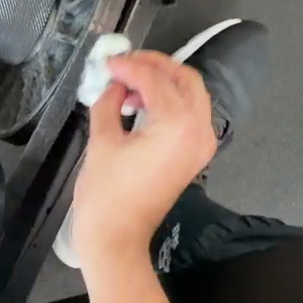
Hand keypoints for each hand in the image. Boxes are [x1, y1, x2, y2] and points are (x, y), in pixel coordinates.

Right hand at [70, 51, 217, 270]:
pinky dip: (168, 104)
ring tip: (128, 87)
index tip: (107, 62)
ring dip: (162, 84)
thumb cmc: (105, 197)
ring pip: (190, 96)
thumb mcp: (101, 143)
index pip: (156, 80)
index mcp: (177, 124)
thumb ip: (108, 104)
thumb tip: (113, 85)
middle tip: (123, 65)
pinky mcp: (194, 156)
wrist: (116, 240)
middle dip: (154, 67)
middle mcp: (199, 129)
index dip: (130, 66)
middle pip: (184, 80)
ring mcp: (201, 144)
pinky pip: (188, 116)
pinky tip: (140, 107)